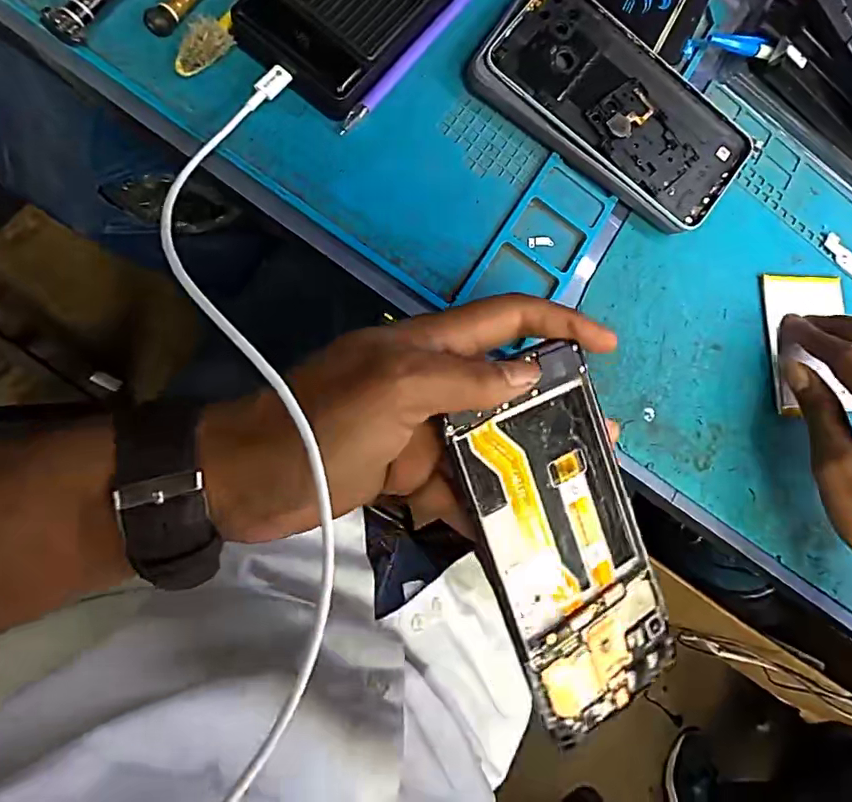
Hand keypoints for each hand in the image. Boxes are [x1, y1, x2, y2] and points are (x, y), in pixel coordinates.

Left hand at [197, 294, 617, 542]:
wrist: (244, 482)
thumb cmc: (318, 423)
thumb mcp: (392, 390)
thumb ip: (462, 379)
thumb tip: (528, 371)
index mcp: (428, 345)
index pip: (506, 318)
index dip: (559, 323)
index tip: (606, 344)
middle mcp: (431, 380)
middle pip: (507, 383)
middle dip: (553, 404)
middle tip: (600, 433)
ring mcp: (420, 427)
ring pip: (487, 438)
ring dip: (522, 461)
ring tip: (565, 488)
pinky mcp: (405, 469)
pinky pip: (456, 482)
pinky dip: (479, 504)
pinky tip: (509, 533)